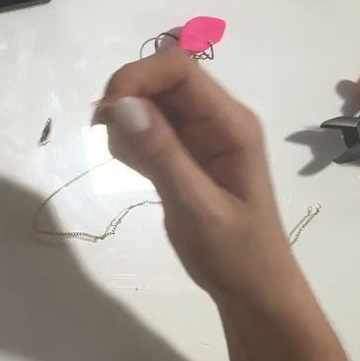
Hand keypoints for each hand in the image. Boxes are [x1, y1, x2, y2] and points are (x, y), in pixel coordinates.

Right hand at [94, 51, 298, 302]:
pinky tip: (135, 170)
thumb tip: (120, 104)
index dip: (136, 78)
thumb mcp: (197, 206)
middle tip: (109, 141)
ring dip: (123, 123)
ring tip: (132, 166)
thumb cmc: (236, 253)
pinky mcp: (179, 152)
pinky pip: (143, 128)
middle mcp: (214, 119)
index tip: (106, 113)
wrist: (253, 290)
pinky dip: (127, 142)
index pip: (178, 69)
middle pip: (158, 79)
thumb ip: (161, 154)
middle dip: (124, 100)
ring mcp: (196, 135)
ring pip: (146, 102)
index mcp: (230, 123)